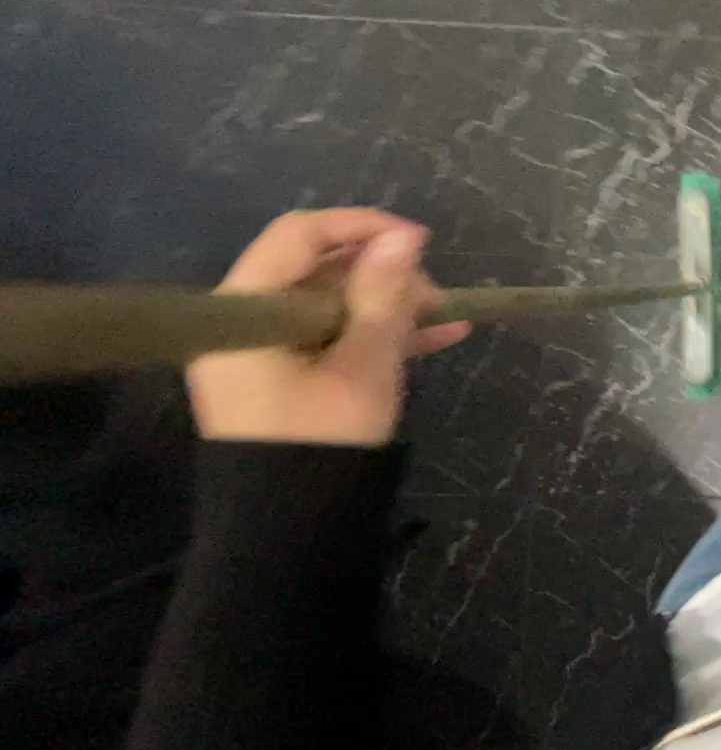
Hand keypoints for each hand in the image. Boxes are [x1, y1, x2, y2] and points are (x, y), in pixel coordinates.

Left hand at [186, 209, 470, 445]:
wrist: (294, 522)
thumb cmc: (324, 436)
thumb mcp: (366, 362)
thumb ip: (384, 296)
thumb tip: (406, 238)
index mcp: (245, 311)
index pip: (298, 237)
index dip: (362, 228)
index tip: (421, 242)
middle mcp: (248, 321)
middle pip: (320, 267)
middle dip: (386, 273)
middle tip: (436, 295)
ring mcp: (268, 348)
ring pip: (336, 300)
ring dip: (394, 302)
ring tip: (446, 317)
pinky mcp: (289, 372)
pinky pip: (338, 334)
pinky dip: (383, 331)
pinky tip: (440, 334)